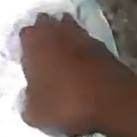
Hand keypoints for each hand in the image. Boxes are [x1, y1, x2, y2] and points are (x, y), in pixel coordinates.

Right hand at [20, 13, 136, 136]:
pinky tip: (83, 68)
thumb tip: (29, 98)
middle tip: (44, 57)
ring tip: (63, 60)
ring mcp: (81, 34)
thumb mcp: (35, 113)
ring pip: (68, 28)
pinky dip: (82, 51)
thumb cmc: (66, 102)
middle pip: (47, 24)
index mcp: (34, 41)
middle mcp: (56, 30)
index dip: (26, 47)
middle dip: (45, 35)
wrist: (112, 100)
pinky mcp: (102, 44)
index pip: (24, 34)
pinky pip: (85, 43)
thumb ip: (27, 101)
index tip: (28, 63)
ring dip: (65, 39)